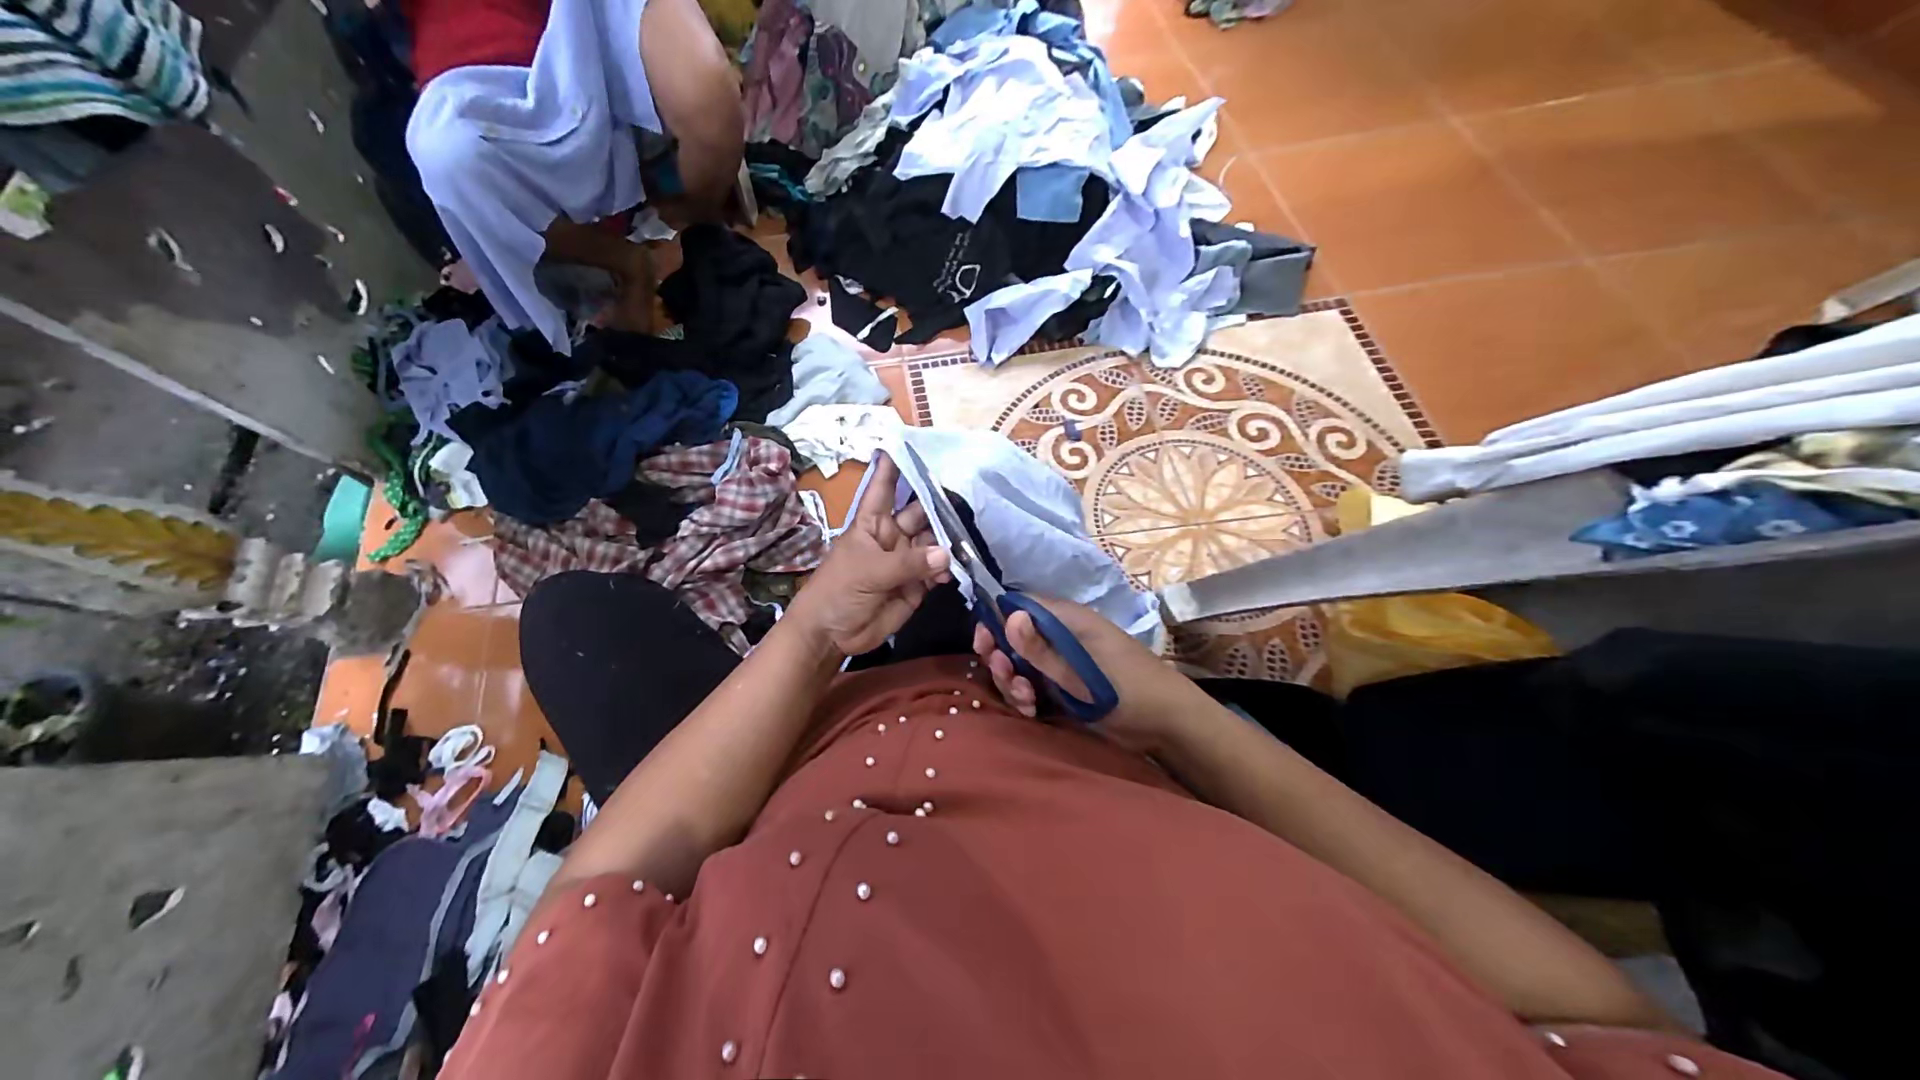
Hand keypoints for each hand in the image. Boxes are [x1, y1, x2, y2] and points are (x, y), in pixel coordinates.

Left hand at [788, 455, 950, 655]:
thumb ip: (908, 563)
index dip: (894, 467)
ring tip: (971, 531)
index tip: (910, 442)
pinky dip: (950, 568)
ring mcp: (906, 560)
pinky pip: (938, 570)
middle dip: (939, 502)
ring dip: (950, 537)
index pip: (884, 487)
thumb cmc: (838, 591)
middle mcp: (892, 536)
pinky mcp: (917, 585)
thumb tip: (946, 554)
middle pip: (919, 512)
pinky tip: (959, 566)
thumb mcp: (869, 571)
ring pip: (934, 541)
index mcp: (872, 523)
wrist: (832, 635)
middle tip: (967, 490)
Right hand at [971, 595, 1200, 751]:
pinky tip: (1033, 711)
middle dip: (1003, 660)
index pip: (1019, 606)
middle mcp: (1061, 637)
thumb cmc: (1128, 691)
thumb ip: (1041, 649)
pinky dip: (1027, 697)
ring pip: (1021, 665)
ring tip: (1027, 702)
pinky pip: (1034, 685)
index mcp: (1068, 621)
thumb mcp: (1081, 673)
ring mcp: (1063, 662)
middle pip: (1014, 638)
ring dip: (1014, 683)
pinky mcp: (1066, 686)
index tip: (984, 646)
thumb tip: (1008, 614)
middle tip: (1009, 679)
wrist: (1169, 726)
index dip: (997, 622)